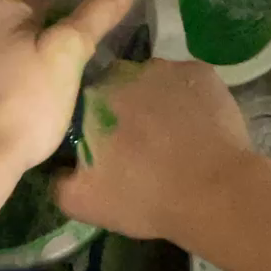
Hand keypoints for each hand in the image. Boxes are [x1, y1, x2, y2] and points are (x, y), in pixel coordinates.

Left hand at [0, 0, 144, 176]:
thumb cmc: (27, 102)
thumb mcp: (70, 52)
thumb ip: (99, 9)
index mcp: (2, 3)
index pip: (57, 2)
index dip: (75, 33)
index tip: (80, 64)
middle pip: (35, 29)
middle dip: (54, 53)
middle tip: (65, 87)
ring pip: (18, 55)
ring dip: (36, 74)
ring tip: (47, 103)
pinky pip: (2, 79)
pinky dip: (16, 92)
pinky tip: (25, 113)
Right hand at [55, 58, 257, 239]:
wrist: (214, 193)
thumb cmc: (143, 198)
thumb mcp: (82, 203)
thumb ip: (56, 181)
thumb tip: (56, 166)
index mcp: (91, 97)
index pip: (78, 99)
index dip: (86, 122)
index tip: (97, 144)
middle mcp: (126, 71)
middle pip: (114, 84)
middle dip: (118, 107)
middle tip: (132, 142)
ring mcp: (168, 68)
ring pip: (149, 80)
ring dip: (151, 101)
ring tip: (165, 136)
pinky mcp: (203, 72)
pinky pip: (182, 81)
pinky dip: (182, 99)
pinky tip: (190, 127)